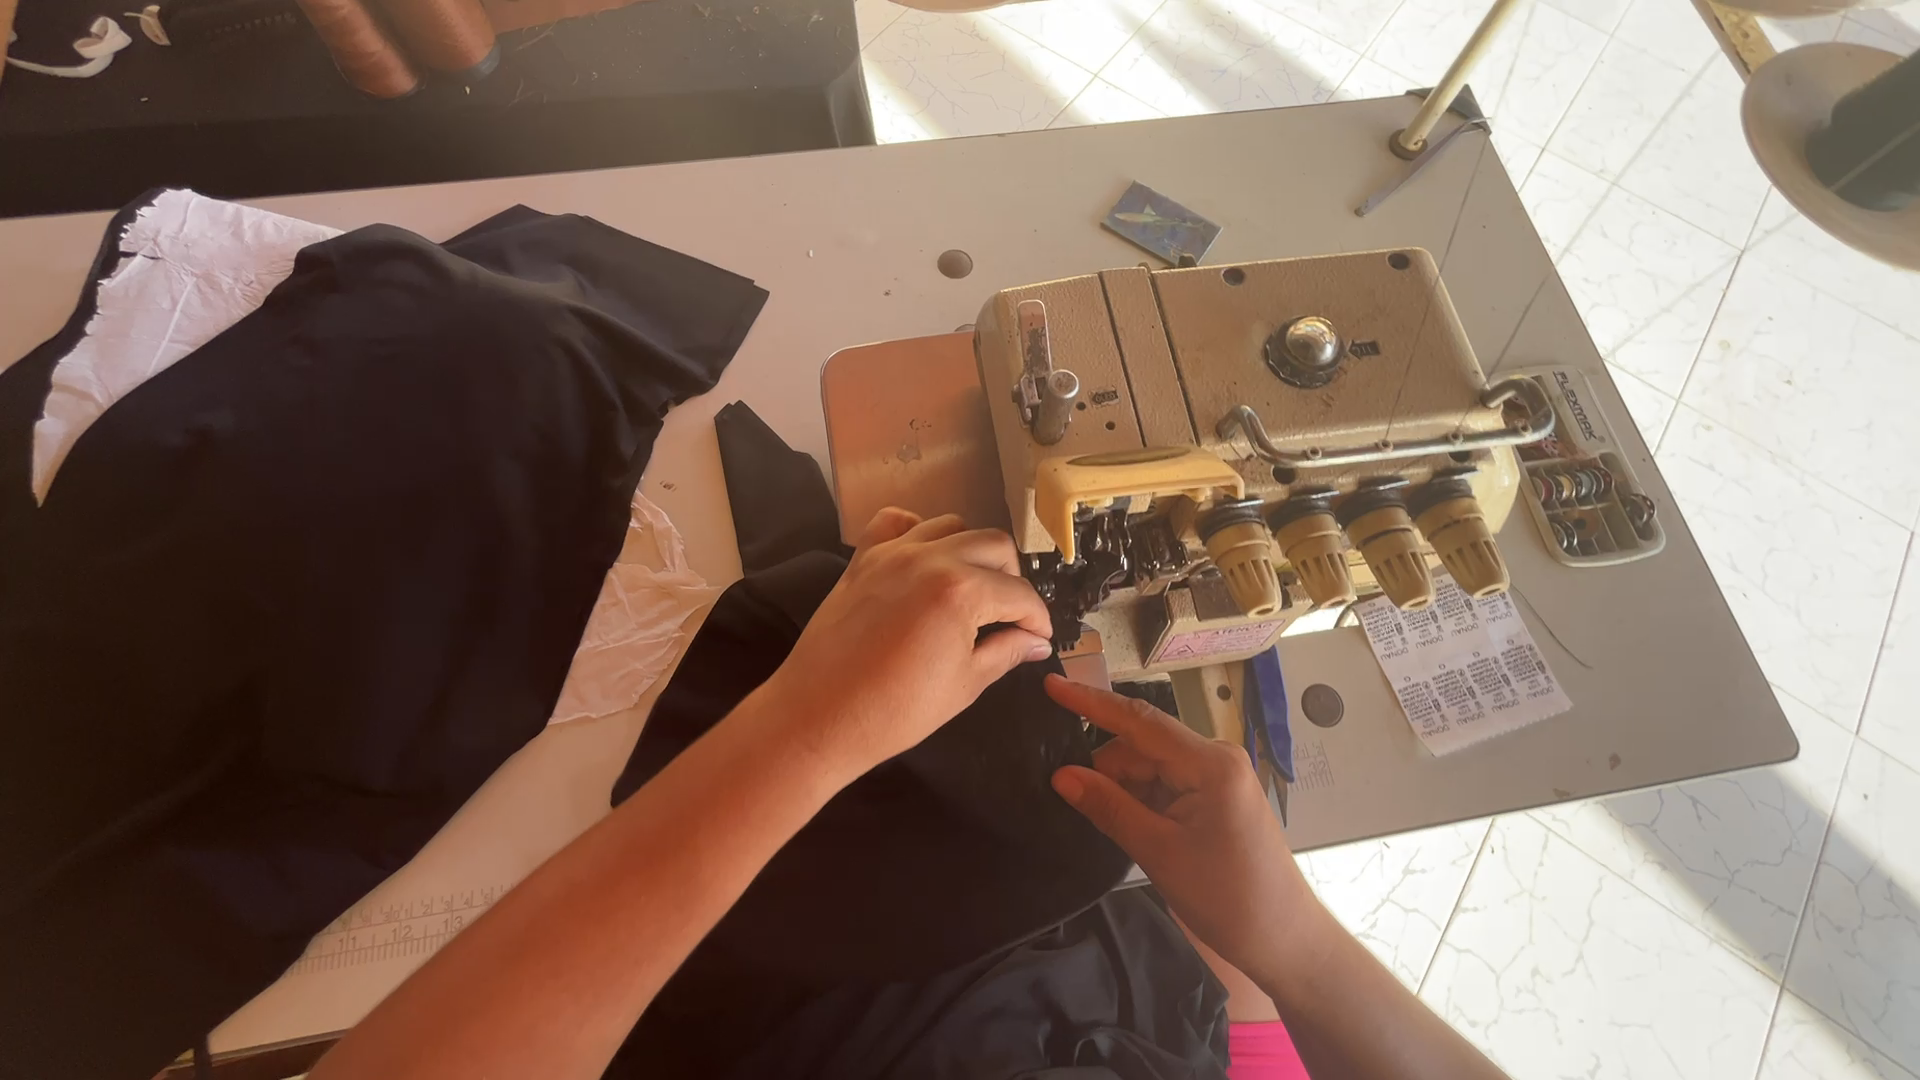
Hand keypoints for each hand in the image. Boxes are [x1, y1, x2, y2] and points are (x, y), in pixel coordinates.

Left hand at [760, 508, 1053, 777]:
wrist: (819, 717)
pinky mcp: (863, 558)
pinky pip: (895, 521)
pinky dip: (917, 531)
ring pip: (951, 525)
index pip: (1018, 593)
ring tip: (969, 588)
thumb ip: (1007, 652)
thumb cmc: (896, 711)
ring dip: (970, 551)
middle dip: (1011, 579)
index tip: (1039, 637)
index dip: (1036, 618)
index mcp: (962, 591)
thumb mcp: (965, 685)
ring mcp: (893, 553)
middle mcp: (931, 558)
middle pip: (994, 545)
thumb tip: (1037, 642)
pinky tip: (924, 561)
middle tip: (1007, 615)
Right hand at [1043, 675, 1322, 987]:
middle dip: (1107, 772)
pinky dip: (1142, 801)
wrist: (1286, 943)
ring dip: (1125, 792)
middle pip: (1140, 747)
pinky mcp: (1214, 795)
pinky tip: (1137, 831)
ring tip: (1123, 834)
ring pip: (1148, 766)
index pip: (1139, 721)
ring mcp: (1217, 775)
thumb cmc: (1228, 898)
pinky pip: (1164, 783)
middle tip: (1082, 810)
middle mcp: (1215, 757)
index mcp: (1209, 763)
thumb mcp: (1159, 853)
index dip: (1090, 703)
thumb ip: (1109, 807)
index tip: (1050, 685)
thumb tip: (1061, 774)